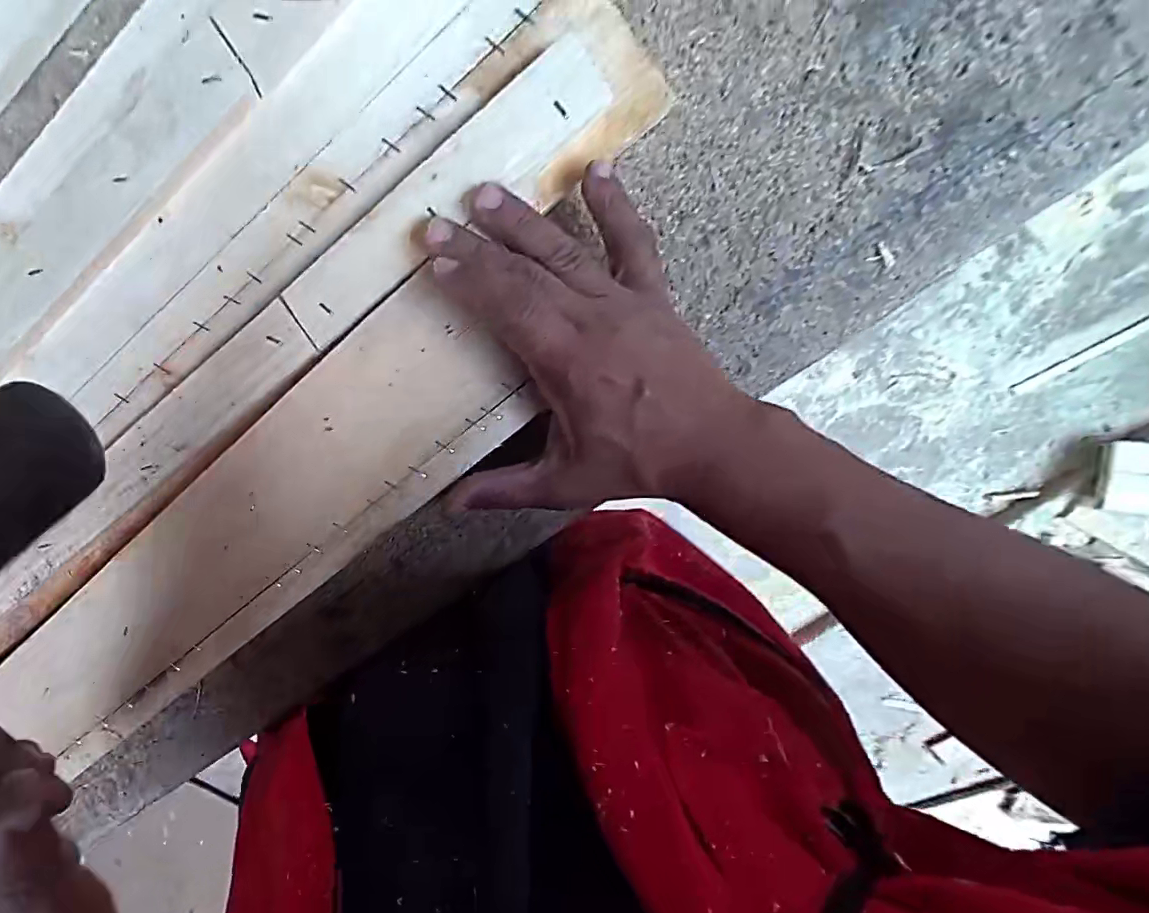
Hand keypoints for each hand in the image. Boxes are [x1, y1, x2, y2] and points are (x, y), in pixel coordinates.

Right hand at [422, 163, 759, 509]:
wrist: (711, 443)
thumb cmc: (635, 463)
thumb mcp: (563, 484)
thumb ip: (504, 489)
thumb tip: (450, 506)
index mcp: (566, 359)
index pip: (508, 307)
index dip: (470, 281)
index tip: (437, 261)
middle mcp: (591, 318)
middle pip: (526, 272)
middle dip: (478, 246)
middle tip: (437, 223)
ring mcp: (624, 301)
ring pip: (567, 251)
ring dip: (524, 220)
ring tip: (487, 193)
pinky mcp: (651, 296)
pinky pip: (635, 243)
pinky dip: (617, 207)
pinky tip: (598, 170)